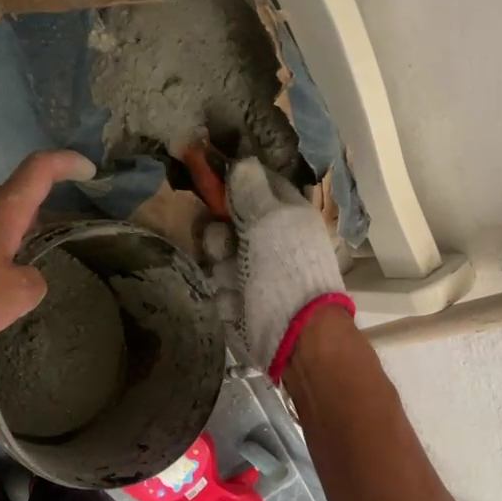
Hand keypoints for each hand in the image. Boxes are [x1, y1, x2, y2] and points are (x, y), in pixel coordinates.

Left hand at [0, 150, 96, 360]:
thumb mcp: (18, 298)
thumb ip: (34, 279)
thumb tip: (25, 273)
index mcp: (0, 211)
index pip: (39, 171)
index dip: (66, 163)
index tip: (87, 168)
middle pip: (11, 200)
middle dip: (30, 219)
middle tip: (38, 249)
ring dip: (0, 241)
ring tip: (1, 279)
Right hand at [204, 159, 348, 380]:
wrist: (294, 337)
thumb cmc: (287, 273)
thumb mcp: (271, 221)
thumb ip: (252, 192)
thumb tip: (241, 163)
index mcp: (285, 215)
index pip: (254, 185)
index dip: (232, 183)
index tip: (207, 178)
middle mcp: (268, 241)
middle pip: (224, 225)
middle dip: (218, 237)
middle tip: (224, 247)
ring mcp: (253, 275)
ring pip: (216, 261)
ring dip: (222, 273)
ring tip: (236, 286)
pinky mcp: (240, 304)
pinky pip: (219, 292)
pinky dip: (226, 301)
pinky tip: (239, 308)